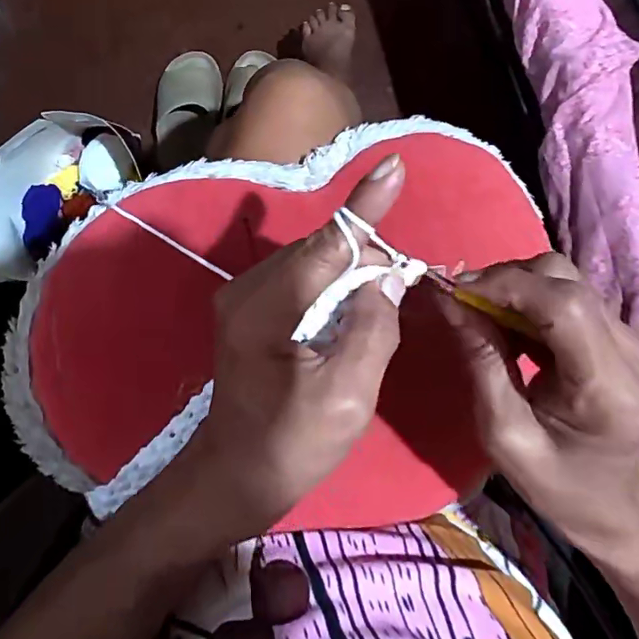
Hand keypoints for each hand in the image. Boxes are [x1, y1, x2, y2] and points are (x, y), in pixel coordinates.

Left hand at [177, 154, 407, 540]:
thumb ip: (370, 330)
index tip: (392, 165)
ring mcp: (242, 296)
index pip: (325, 245)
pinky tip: (352, 305)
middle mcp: (247, 289)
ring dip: (352, 271)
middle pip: (321, 250)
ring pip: (313, 261)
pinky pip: (301, 277)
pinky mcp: (248, 306)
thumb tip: (384, 278)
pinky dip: (333, 283)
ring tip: (381, 299)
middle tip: (403, 282)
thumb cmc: (291, 445)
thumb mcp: (345, 397)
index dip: (363, 206)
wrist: (234, 473)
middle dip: (367, 255)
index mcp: (265, 310)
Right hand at [433, 254, 638, 554]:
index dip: (506, 283)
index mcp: (609, 387)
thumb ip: (481, 361)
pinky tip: (511, 325)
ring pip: (567, 280)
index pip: (564, 304)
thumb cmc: (557, 484)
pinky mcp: (627, 337)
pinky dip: (532, 300)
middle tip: (465, 302)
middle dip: (507, 279)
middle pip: (565, 280)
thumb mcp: (503, 433)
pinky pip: (572, 296)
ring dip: (517, 286)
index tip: (457, 291)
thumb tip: (451, 300)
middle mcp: (633, 353)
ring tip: (484, 313)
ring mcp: (636, 342)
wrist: (616, 510)